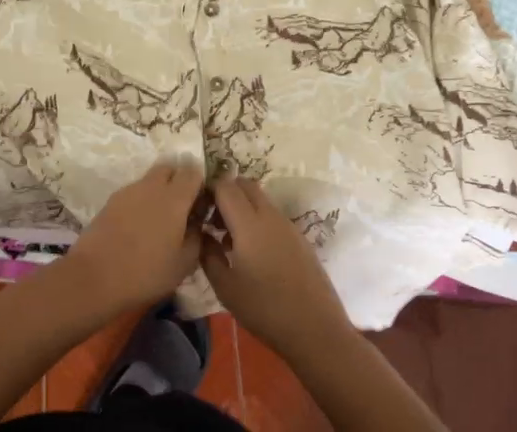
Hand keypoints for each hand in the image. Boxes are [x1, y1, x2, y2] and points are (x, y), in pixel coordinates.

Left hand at [66, 158, 205, 310]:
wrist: (96, 275)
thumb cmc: (147, 272)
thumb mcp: (184, 263)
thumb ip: (197, 236)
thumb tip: (197, 221)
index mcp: (174, 198)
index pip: (192, 171)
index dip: (200, 182)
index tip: (202, 202)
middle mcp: (151, 186)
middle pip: (169, 167)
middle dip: (179, 180)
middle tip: (183, 207)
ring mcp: (128, 191)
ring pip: (150, 179)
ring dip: (160, 190)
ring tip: (161, 220)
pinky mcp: (111, 200)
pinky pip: (135, 191)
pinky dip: (143, 200)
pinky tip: (140, 225)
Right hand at [200, 177, 354, 357]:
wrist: (317, 332)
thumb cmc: (265, 309)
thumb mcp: (225, 287)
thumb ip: (207, 254)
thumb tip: (202, 235)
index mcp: (249, 223)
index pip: (225, 186)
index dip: (208, 191)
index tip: (199, 211)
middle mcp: (271, 217)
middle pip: (246, 185)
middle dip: (226, 194)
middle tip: (215, 221)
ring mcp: (289, 227)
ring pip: (261, 201)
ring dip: (243, 208)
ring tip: (232, 242)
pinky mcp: (301, 240)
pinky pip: (274, 218)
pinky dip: (259, 222)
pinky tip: (256, 255)